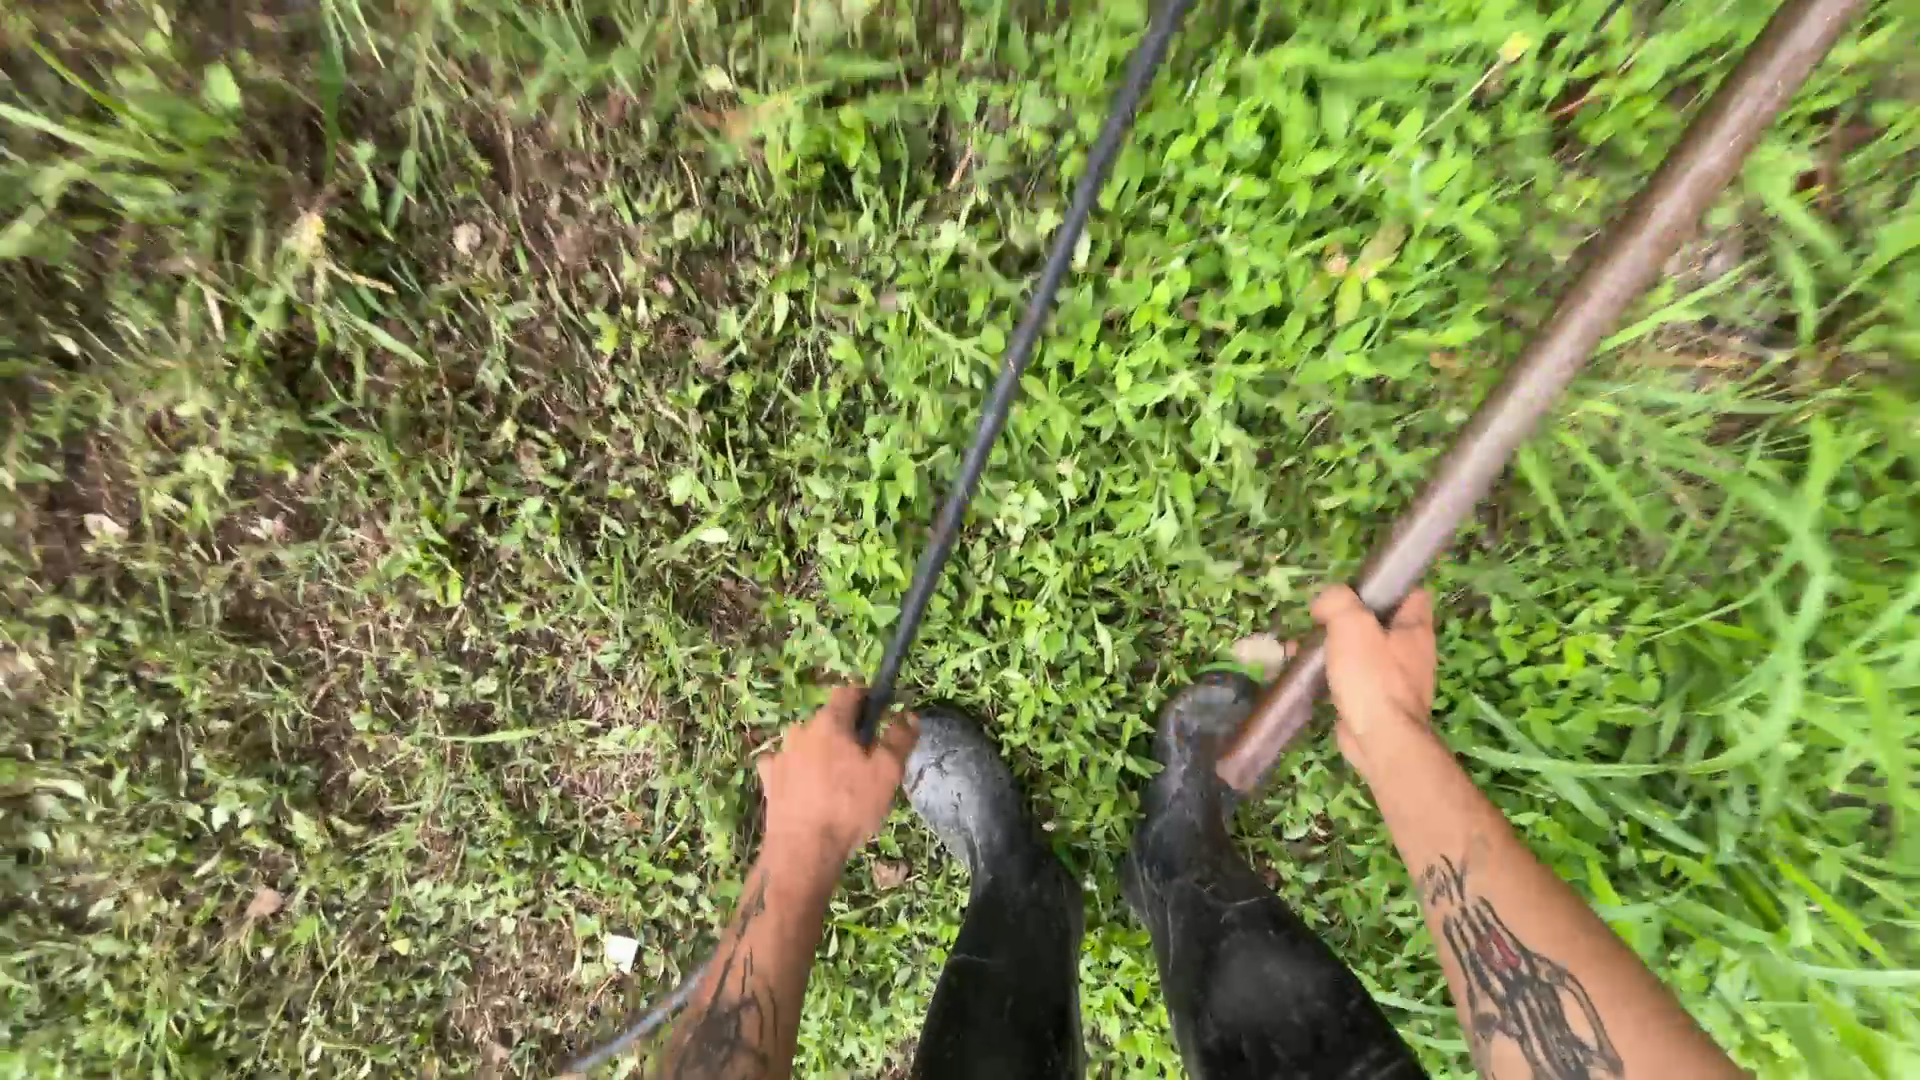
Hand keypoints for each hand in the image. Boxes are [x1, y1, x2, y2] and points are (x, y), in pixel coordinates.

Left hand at [756, 685, 917, 866]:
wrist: (803, 851)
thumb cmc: (849, 806)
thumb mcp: (887, 772)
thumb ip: (900, 738)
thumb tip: (908, 714)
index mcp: (830, 722)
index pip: (849, 691)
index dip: (867, 697)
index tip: (881, 713)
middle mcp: (801, 730)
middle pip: (829, 719)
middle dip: (848, 731)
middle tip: (866, 757)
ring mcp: (781, 755)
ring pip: (809, 742)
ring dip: (823, 751)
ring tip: (839, 780)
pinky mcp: (769, 779)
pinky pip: (788, 764)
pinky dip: (800, 769)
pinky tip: (809, 789)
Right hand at [1311, 585, 1436, 768]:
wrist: (1380, 739)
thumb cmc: (1371, 677)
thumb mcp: (1351, 624)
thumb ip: (1337, 601)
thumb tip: (1324, 602)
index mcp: (1414, 630)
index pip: (1412, 594)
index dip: (1387, 586)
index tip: (1355, 588)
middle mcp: (1411, 653)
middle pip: (1381, 623)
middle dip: (1348, 618)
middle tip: (1320, 619)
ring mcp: (1396, 680)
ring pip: (1363, 651)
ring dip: (1334, 646)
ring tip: (1302, 647)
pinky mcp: (1377, 701)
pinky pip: (1353, 677)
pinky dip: (1331, 673)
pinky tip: (1307, 674)